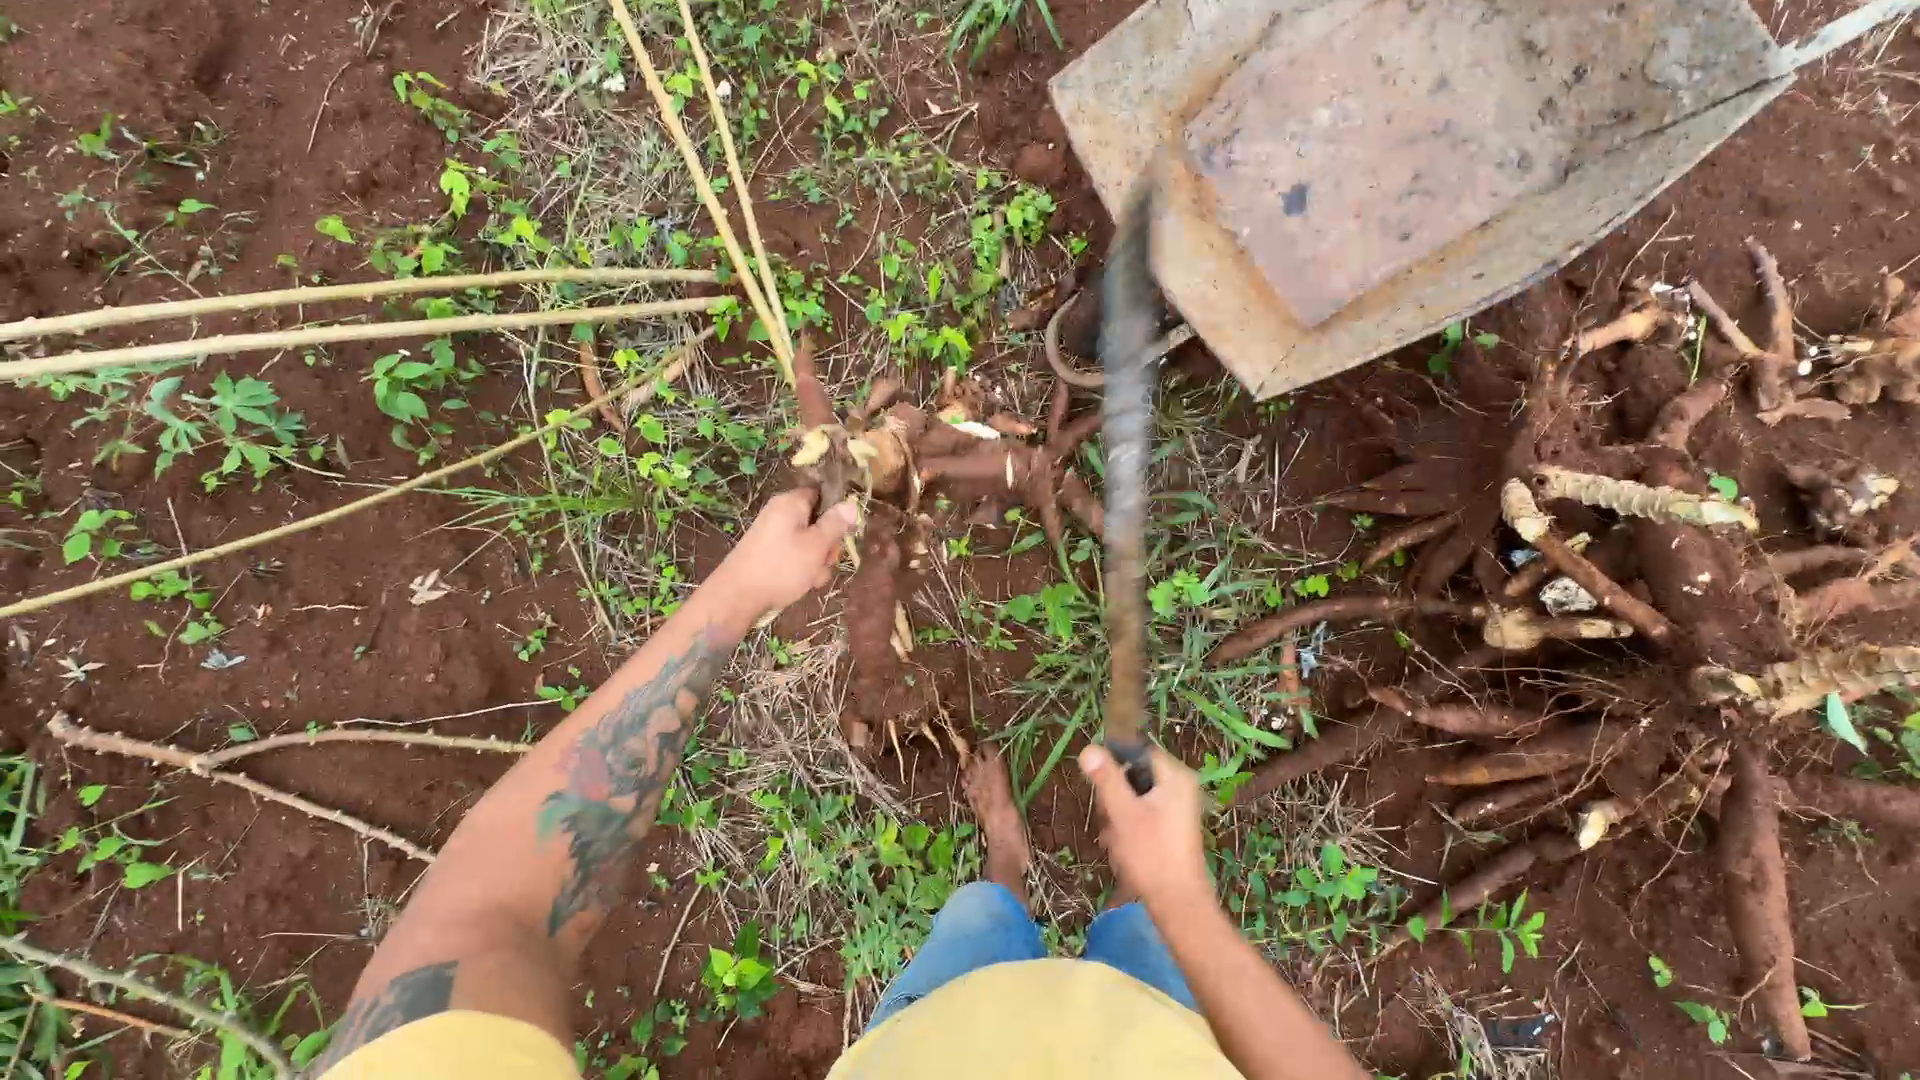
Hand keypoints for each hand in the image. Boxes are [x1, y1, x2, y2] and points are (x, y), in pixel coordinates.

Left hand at [706, 488, 858, 623]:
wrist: (737, 597)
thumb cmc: (781, 567)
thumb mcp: (816, 545)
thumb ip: (835, 524)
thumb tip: (852, 504)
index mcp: (791, 503)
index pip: (822, 494)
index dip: (837, 512)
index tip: (845, 532)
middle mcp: (781, 514)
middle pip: (818, 522)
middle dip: (828, 545)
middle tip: (825, 560)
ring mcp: (774, 535)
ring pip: (810, 544)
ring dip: (817, 562)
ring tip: (811, 578)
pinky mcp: (769, 554)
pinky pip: (795, 556)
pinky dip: (802, 569)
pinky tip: (801, 584)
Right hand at [1079, 743, 1211, 911]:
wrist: (1176, 902)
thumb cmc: (1151, 854)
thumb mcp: (1123, 812)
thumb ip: (1106, 778)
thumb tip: (1089, 748)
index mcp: (1175, 776)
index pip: (1137, 750)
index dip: (1114, 762)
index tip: (1099, 784)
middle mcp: (1179, 786)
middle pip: (1134, 773)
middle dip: (1114, 796)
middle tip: (1109, 819)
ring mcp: (1176, 806)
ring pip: (1134, 796)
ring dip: (1117, 815)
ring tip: (1114, 838)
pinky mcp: (1170, 825)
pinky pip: (1141, 813)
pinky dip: (1127, 826)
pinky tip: (1121, 846)